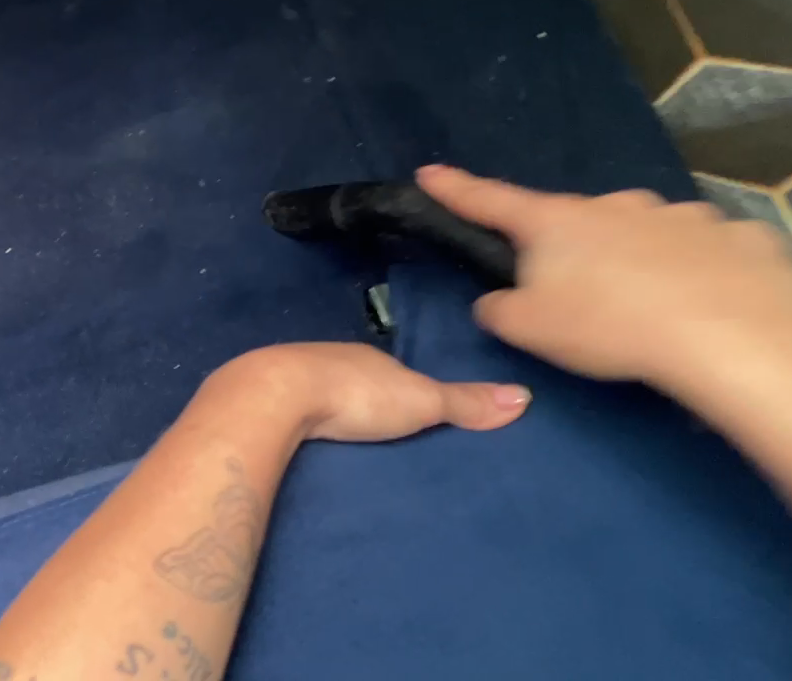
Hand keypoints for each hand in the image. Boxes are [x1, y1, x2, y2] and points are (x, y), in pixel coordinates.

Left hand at [215, 343, 530, 442]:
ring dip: (332, 407)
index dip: (405, 389)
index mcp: (365, 357)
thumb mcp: (420, 400)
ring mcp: (292, 374)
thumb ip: (465, 401)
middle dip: (367, 399)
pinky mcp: (266, 394)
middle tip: (384, 427)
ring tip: (349, 434)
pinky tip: (306, 430)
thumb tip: (525, 394)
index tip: (418, 410)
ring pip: (321, 389)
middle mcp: (327, 358)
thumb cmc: (353, 394)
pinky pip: (293, 403)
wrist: (274, 392)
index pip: (393, 371)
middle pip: (356, 379)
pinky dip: (303, 414)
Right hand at [417, 164, 791, 389]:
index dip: (453, 187)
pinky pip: (706, 250)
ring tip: (647, 300)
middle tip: (575, 286)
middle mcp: (612, 207)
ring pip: (643, 230)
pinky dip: (697, 267)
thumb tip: (497, 300)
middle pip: (575, 219)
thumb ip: (496, 307)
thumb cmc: (612, 326)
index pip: (486, 199)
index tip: (428, 172)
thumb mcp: (525, 327)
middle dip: (569, 242)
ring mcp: (683, 218)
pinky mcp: (744, 241)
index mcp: (551, 222)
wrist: (743, 345)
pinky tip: (705, 299)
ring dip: (635, 252)